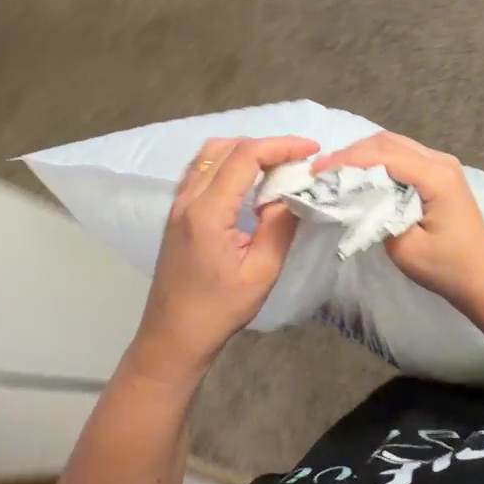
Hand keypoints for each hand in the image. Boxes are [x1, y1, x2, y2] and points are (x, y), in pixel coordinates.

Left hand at [131, 136, 318, 375]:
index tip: (311, 150)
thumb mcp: (261, 271)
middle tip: (298, 160)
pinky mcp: (177, 211)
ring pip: (211, 152)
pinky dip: (228, 160)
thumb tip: (296, 190)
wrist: (172, 338)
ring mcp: (178, 203)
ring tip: (276, 166)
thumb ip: (280, 224)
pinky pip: (202, 168)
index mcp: (208, 212)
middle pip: (228, 147)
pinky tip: (248, 179)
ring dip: (247, 150)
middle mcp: (188, 199)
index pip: (246, 156)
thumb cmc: (219, 310)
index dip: (281, 146)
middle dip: (268, 145)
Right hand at [312, 132, 483, 308]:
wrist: (481, 275)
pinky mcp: (439, 172)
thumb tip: (354, 198)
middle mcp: (441, 161)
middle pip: (388, 142)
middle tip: (321, 170)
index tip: (318, 170)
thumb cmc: (446, 267)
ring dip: (364, 154)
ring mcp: (442, 163)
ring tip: (335, 171)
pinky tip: (361, 174)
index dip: (349, 159)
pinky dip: (378, 160)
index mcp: (436, 177)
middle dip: (352, 152)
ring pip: (395, 144)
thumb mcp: (405, 248)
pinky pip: (404, 154)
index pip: (385, 155)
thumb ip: (377, 217)